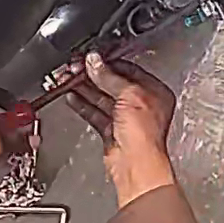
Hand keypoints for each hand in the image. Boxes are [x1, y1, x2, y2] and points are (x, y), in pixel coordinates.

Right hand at [67, 52, 176, 207]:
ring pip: (102, 98)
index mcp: (154, 92)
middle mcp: (141, 105)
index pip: (129, 70)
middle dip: (93, 75)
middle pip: (113, 84)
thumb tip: (95, 63)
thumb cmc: (144, 134)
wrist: (135, 164)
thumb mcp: (128, 94)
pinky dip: (83, 105)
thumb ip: (109, 77)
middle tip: (76, 67)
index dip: (109, 63)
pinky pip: (95, 114)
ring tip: (69, 79)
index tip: (92, 58)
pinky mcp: (112, 132)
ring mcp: (126, 120)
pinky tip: (72, 96)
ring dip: (84, 88)